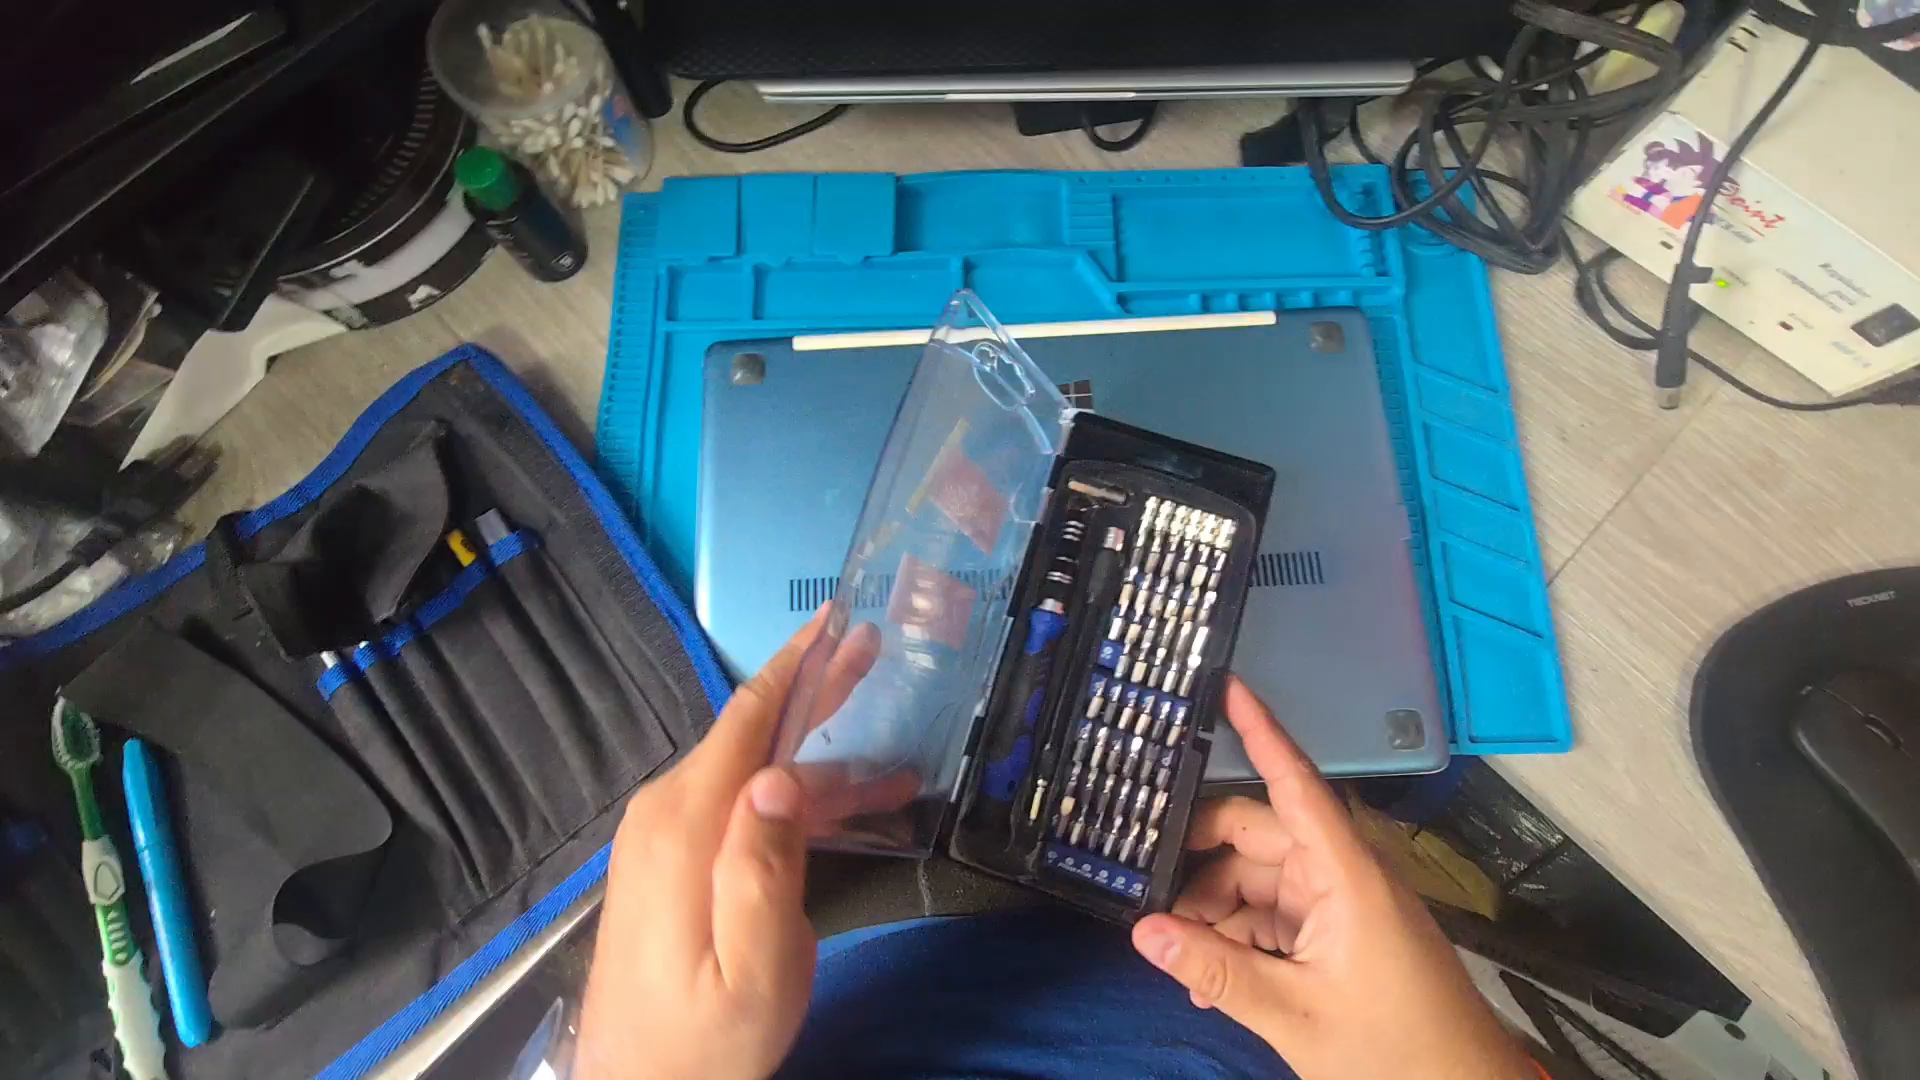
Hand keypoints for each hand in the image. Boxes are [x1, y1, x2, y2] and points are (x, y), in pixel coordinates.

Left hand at [574, 610, 877, 1079]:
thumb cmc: (704, 1044)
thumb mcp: (755, 972)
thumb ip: (764, 871)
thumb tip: (780, 776)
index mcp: (686, 824)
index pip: (748, 717)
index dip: (795, 664)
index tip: (833, 619)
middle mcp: (670, 809)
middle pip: (755, 730)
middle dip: (818, 691)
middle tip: (871, 651)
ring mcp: (669, 830)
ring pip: (759, 773)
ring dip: (826, 770)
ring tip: (898, 778)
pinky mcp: (677, 853)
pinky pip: (746, 806)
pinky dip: (800, 804)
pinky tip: (849, 814)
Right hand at [1130, 678, 1537, 1079]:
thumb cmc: (1399, 1056)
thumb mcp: (1297, 1017)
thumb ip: (1215, 969)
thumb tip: (1141, 931)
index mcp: (1343, 870)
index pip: (1293, 780)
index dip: (1259, 729)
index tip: (1226, 684)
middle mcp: (1337, 870)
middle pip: (1253, 835)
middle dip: (1199, 860)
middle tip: (1147, 884)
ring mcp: (1335, 900)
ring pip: (1253, 877)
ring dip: (1214, 910)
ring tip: (1180, 954)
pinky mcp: (1333, 929)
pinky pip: (1269, 912)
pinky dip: (1238, 935)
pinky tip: (1209, 974)